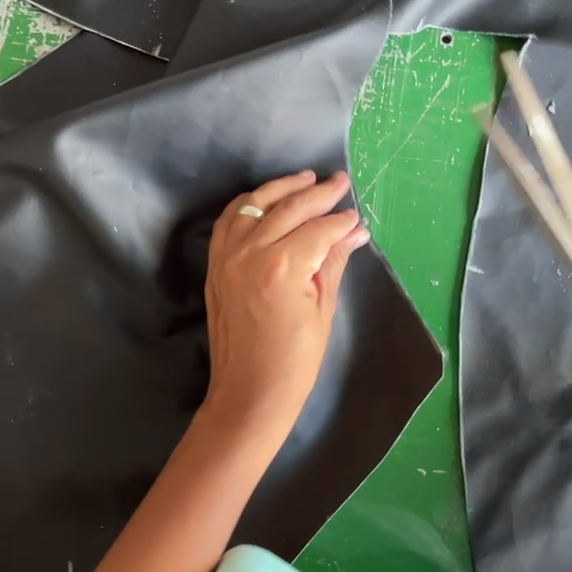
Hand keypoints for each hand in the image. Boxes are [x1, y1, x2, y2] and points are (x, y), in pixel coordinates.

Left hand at [202, 170, 369, 429]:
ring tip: (305, 179)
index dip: (341, 221)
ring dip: (281, 189)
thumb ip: (333, 262)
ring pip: (254, 206)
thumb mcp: (323, 310)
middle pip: (288, 209)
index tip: (356, 217)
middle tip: (340, 181)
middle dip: (318, 193)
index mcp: (283, 265)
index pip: (319, 230)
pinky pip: (230, 221)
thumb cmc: (295, 361)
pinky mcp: (215, 265)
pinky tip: (265, 200)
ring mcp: (227, 257)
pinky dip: (248, 205)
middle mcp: (251, 252)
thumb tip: (354, 231)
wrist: (249, 393)